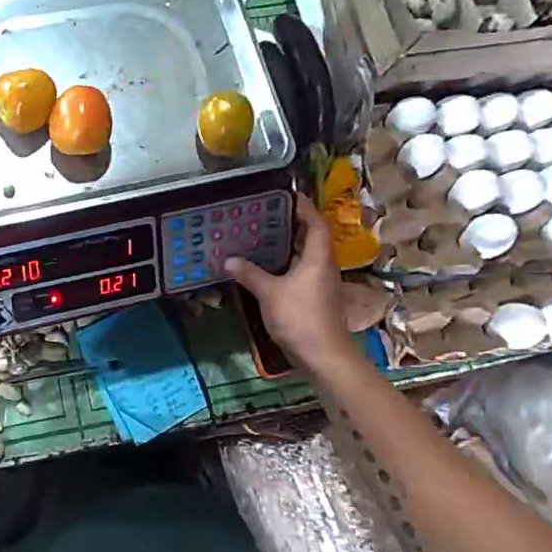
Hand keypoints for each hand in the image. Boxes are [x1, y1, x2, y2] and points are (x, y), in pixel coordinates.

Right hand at [225, 194, 356, 370]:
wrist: (323, 355)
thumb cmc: (300, 317)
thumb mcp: (269, 293)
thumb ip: (249, 273)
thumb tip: (228, 259)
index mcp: (318, 257)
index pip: (315, 222)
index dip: (303, 206)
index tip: (285, 195)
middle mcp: (323, 265)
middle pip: (311, 236)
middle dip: (291, 223)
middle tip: (265, 213)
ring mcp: (321, 282)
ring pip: (305, 255)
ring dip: (287, 244)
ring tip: (261, 234)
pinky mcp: (315, 297)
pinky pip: (300, 270)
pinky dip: (285, 263)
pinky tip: (265, 266)